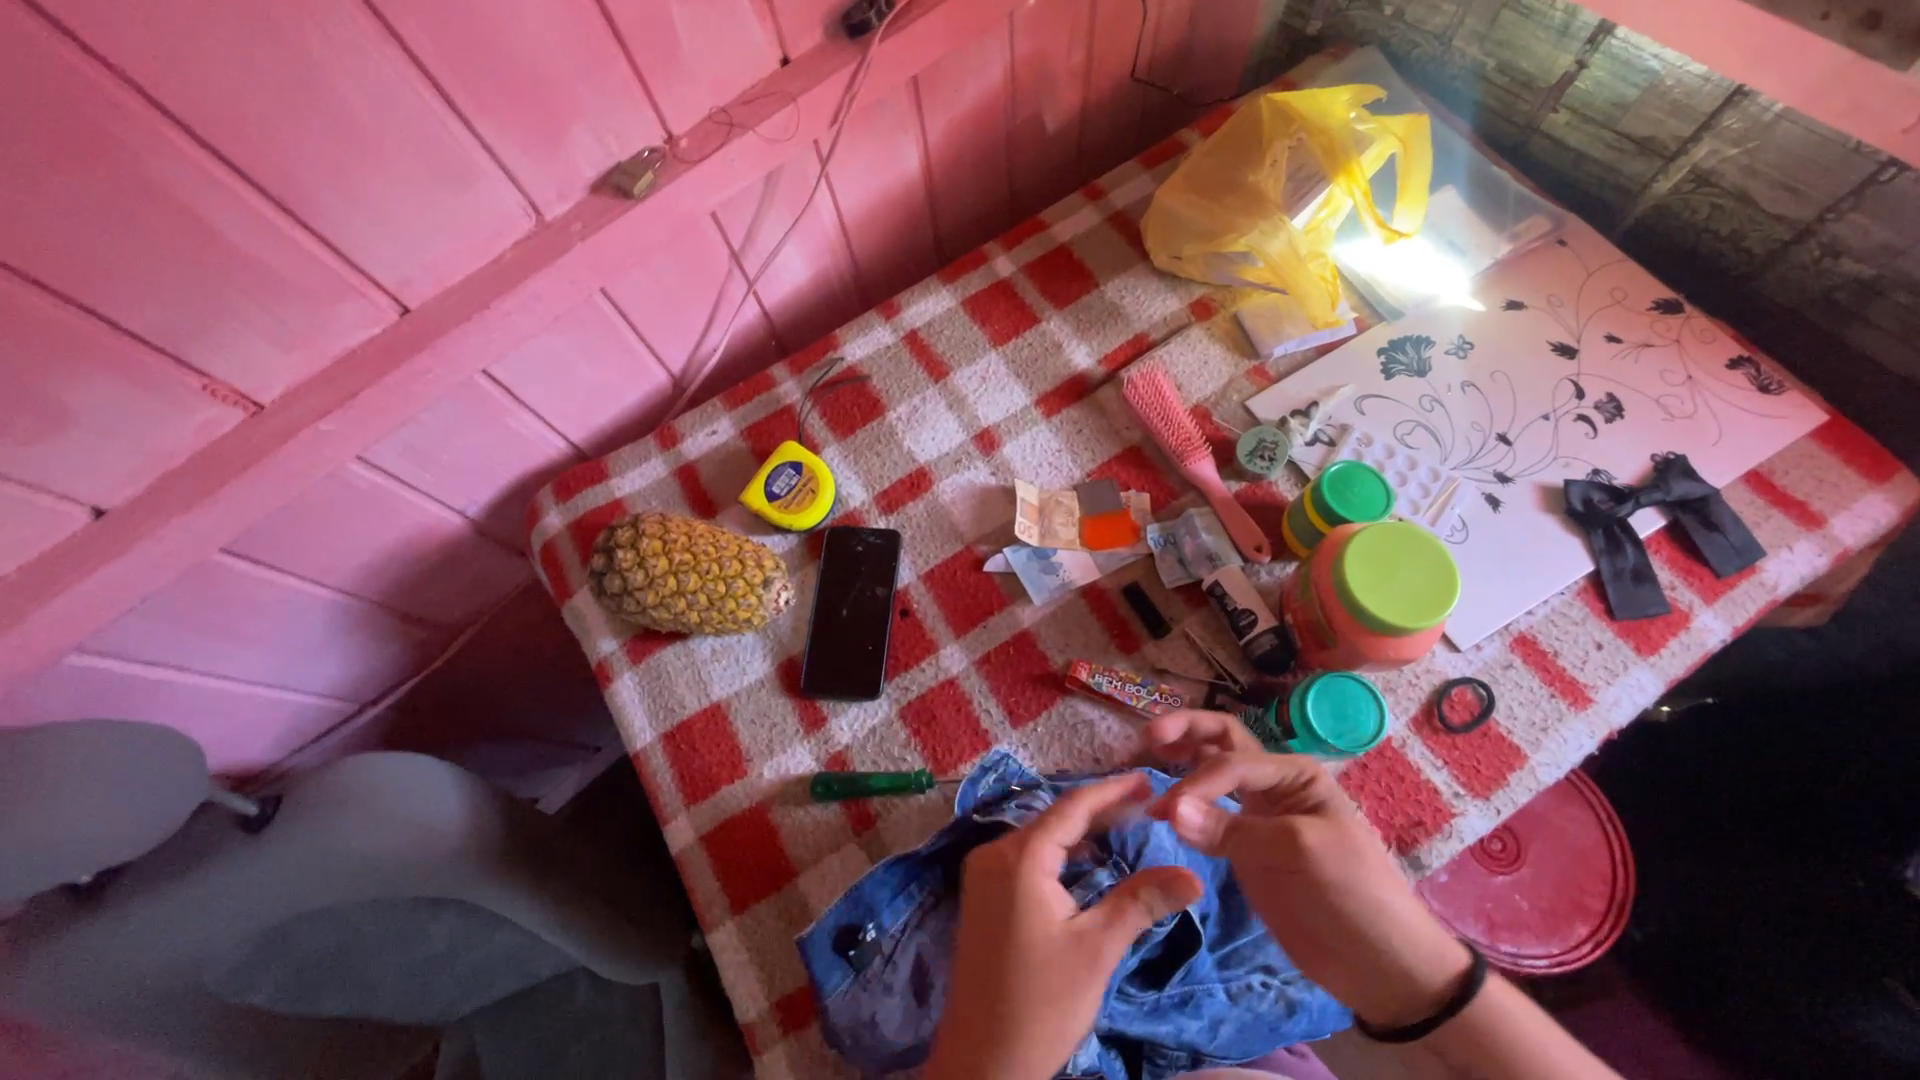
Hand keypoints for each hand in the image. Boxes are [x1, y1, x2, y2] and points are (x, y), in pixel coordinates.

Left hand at [925, 773, 1204, 1079]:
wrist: (983, 1060)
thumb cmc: (1042, 1004)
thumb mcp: (1097, 949)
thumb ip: (1141, 902)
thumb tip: (1194, 876)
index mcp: (1020, 859)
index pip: (1071, 808)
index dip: (1112, 791)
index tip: (1148, 779)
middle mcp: (994, 855)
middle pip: (1054, 820)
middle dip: (1100, 811)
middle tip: (1146, 803)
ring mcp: (983, 876)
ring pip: (1040, 839)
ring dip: (1080, 833)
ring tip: (1126, 827)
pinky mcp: (983, 896)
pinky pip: (1026, 859)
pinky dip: (1060, 855)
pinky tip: (1089, 862)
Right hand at [1144, 712, 1472, 1028]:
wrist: (1381, 965)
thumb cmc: (1353, 895)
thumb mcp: (1299, 853)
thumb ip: (1232, 830)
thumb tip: (1169, 810)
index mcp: (1295, 774)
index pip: (1232, 762)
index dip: (1197, 782)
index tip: (1168, 814)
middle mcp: (1272, 785)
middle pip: (1222, 742)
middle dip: (1186, 731)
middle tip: (1148, 737)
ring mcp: (1256, 816)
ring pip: (1211, 771)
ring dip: (1181, 757)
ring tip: (1145, 755)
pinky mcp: (1243, 847)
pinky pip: (1207, 814)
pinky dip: (1184, 802)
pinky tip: (1160, 805)